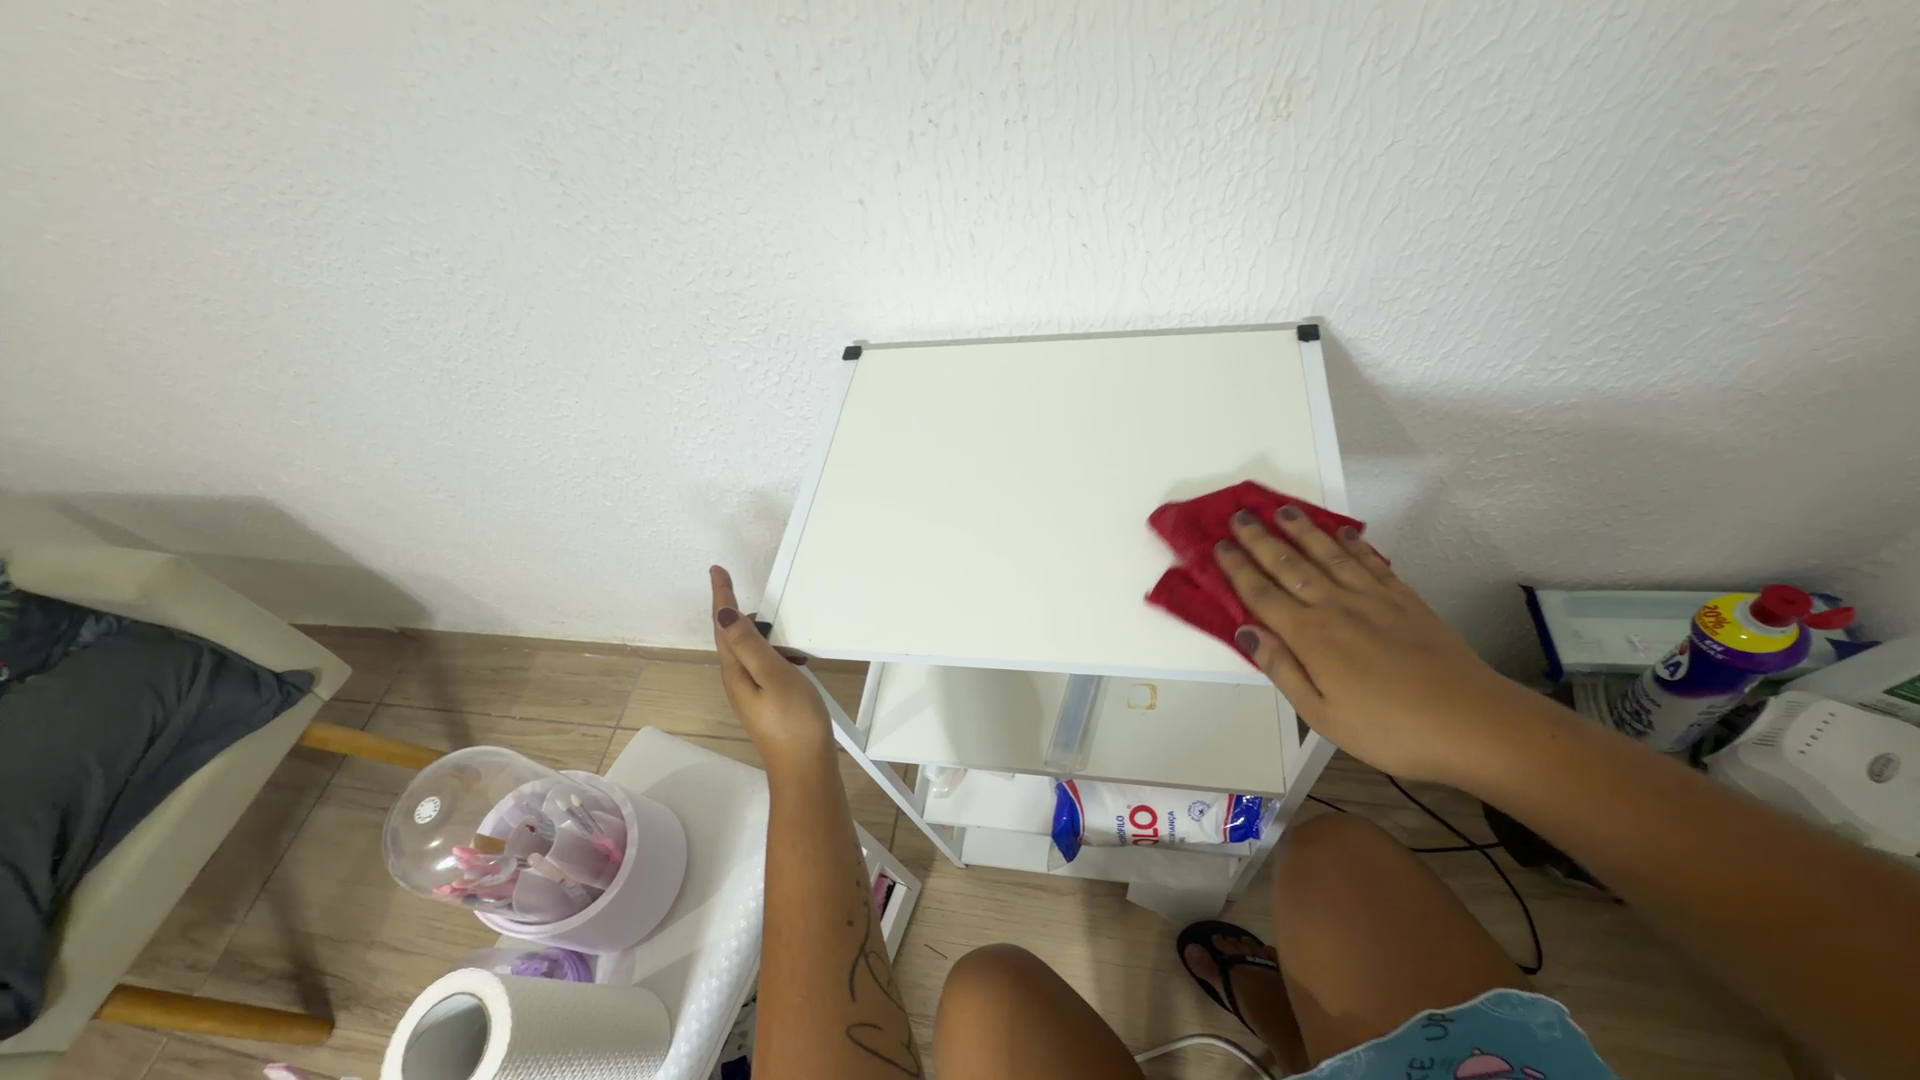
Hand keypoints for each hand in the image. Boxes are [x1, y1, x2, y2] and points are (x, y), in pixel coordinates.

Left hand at [709, 565, 833, 765]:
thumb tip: (726, 614)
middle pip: (733, 637)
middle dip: (744, 614)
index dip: (721, 596)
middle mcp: (738, 680)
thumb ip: (751, 645)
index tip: (718, 570)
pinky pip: (765, 665)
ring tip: (792, 638)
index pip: (723, 626)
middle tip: (764, 599)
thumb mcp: (774, 676)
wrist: (805, 767)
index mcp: (735, 672)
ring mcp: (751, 692)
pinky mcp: (767, 701)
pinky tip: (799, 662)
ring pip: (751, 651)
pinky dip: (779, 654)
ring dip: (767, 636)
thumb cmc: (794, 722)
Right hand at [1215, 507, 1524, 783]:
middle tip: (1239, 515)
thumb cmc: (1387, 729)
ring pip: (1327, 554)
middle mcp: (1336, 607)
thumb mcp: (1321, 714)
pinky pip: (1370, 562)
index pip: (1262, 595)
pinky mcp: (1404, 599)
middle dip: (1260, 539)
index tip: (1218, 546)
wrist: (1469, 722)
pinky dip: (1351, 544)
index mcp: (1310, 637)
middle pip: (1289, 565)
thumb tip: (1246, 632)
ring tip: (1281, 509)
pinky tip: (1341, 533)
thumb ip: (1283, 669)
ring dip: (1302, 530)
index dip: (1237, 569)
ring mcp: (1372, 599)